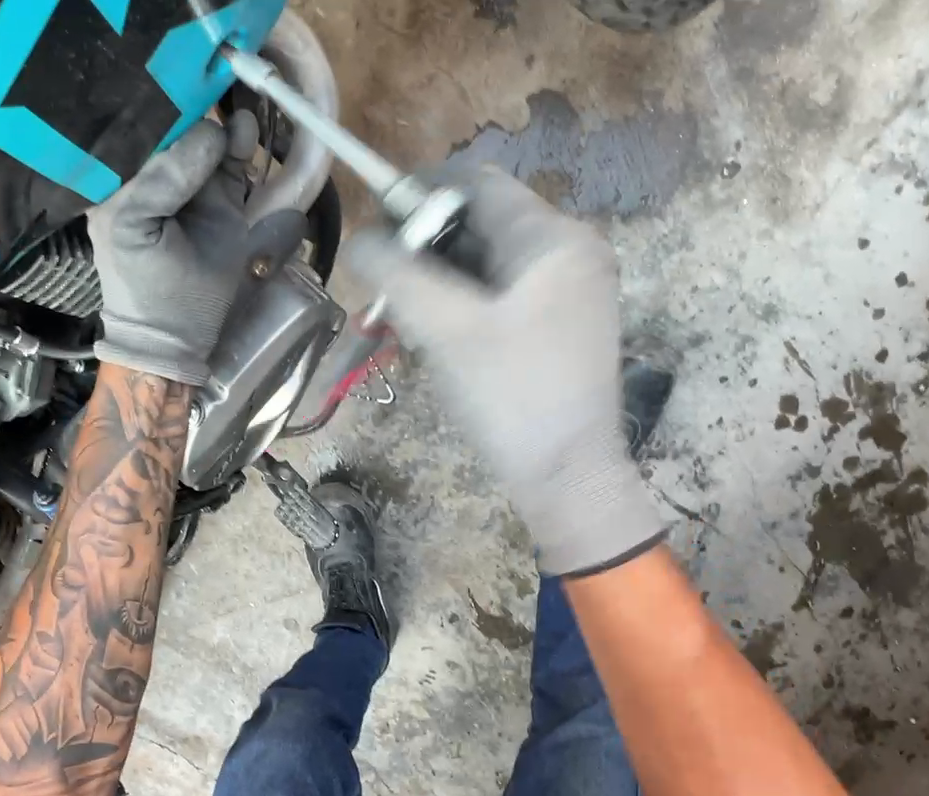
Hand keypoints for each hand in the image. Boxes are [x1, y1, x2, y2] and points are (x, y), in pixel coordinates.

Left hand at [88, 113, 259, 385]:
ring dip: (222, 125)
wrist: (178, 340)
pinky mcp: (223, 200)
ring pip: (208, 138)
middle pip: (175, 125)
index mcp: (119, 179)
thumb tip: (212, 132)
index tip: (179, 90)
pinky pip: (234, 161)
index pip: (138, 126)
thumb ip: (164, 175)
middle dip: (192, 112)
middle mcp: (154, 176)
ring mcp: (192, 187)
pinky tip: (245, 134)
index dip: (159, 107)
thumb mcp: (135, 225)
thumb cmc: (146, 288)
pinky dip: (242, 143)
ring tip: (234, 123)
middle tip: (210, 97)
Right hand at [345, 169, 663, 576]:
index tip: (372, 224)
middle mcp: (570, 252)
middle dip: (425, 248)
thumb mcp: (447, 330)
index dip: (418, 195)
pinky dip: (464, 304)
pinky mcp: (562, 325)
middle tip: (382, 284)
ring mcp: (571, 290)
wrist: (568, 477)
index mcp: (553, 239)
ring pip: (488, 263)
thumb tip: (357, 240)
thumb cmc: (511, 398)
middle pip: (481, 224)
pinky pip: (502, 295)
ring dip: (439, 279)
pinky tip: (436, 335)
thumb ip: (397, 275)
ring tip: (402, 315)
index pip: (475, 185)